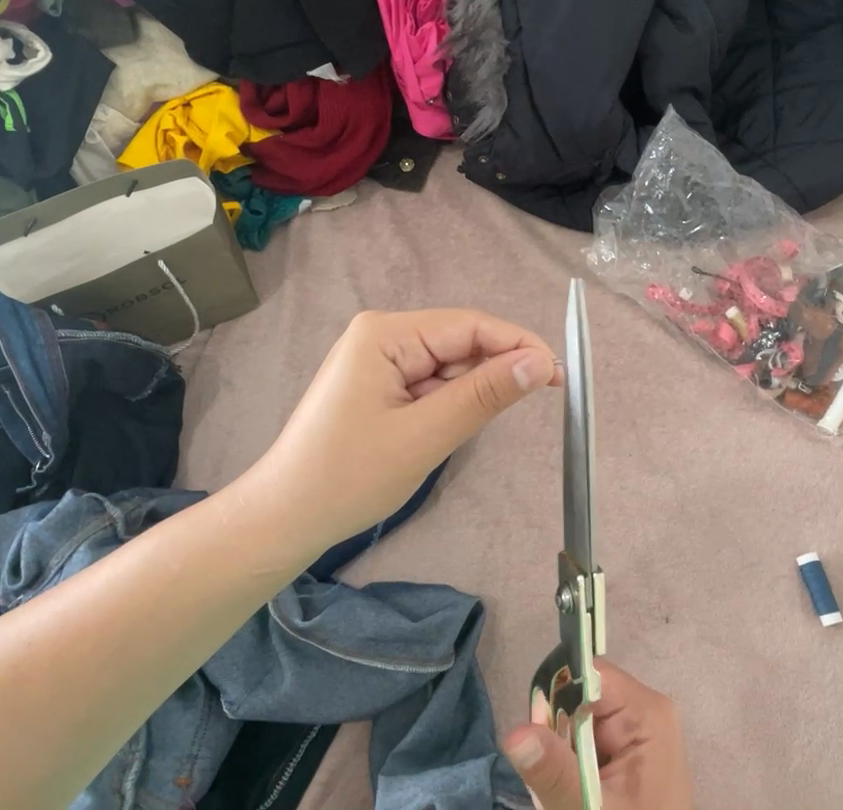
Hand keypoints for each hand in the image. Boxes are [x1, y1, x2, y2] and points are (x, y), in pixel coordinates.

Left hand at [246, 309, 560, 555]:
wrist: (284, 517)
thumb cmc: (349, 476)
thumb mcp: (425, 436)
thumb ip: (484, 394)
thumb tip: (538, 362)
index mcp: (385, 333)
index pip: (469, 325)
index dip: (518, 345)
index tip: (558, 375)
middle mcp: (380, 334)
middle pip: (458, 341)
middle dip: (492, 371)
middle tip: (529, 403)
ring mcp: (374, 359)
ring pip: (446, 365)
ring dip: (467, 392)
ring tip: (454, 433)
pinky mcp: (374, 384)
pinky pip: (427, 383)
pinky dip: (445, 404)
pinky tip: (440, 430)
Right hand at [503, 660, 693, 809]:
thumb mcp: (592, 809)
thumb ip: (556, 772)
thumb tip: (513, 732)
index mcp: (645, 710)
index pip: (588, 673)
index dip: (555, 695)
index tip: (536, 733)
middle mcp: (644, 709)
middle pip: (580, 695)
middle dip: (557, 731)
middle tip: (554, 775)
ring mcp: (638, 729)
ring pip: (579, 720)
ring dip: (563, 752)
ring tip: (570, 789)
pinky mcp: (630, 750)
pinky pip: (589, 740)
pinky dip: (573, 763)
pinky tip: (579, 790)